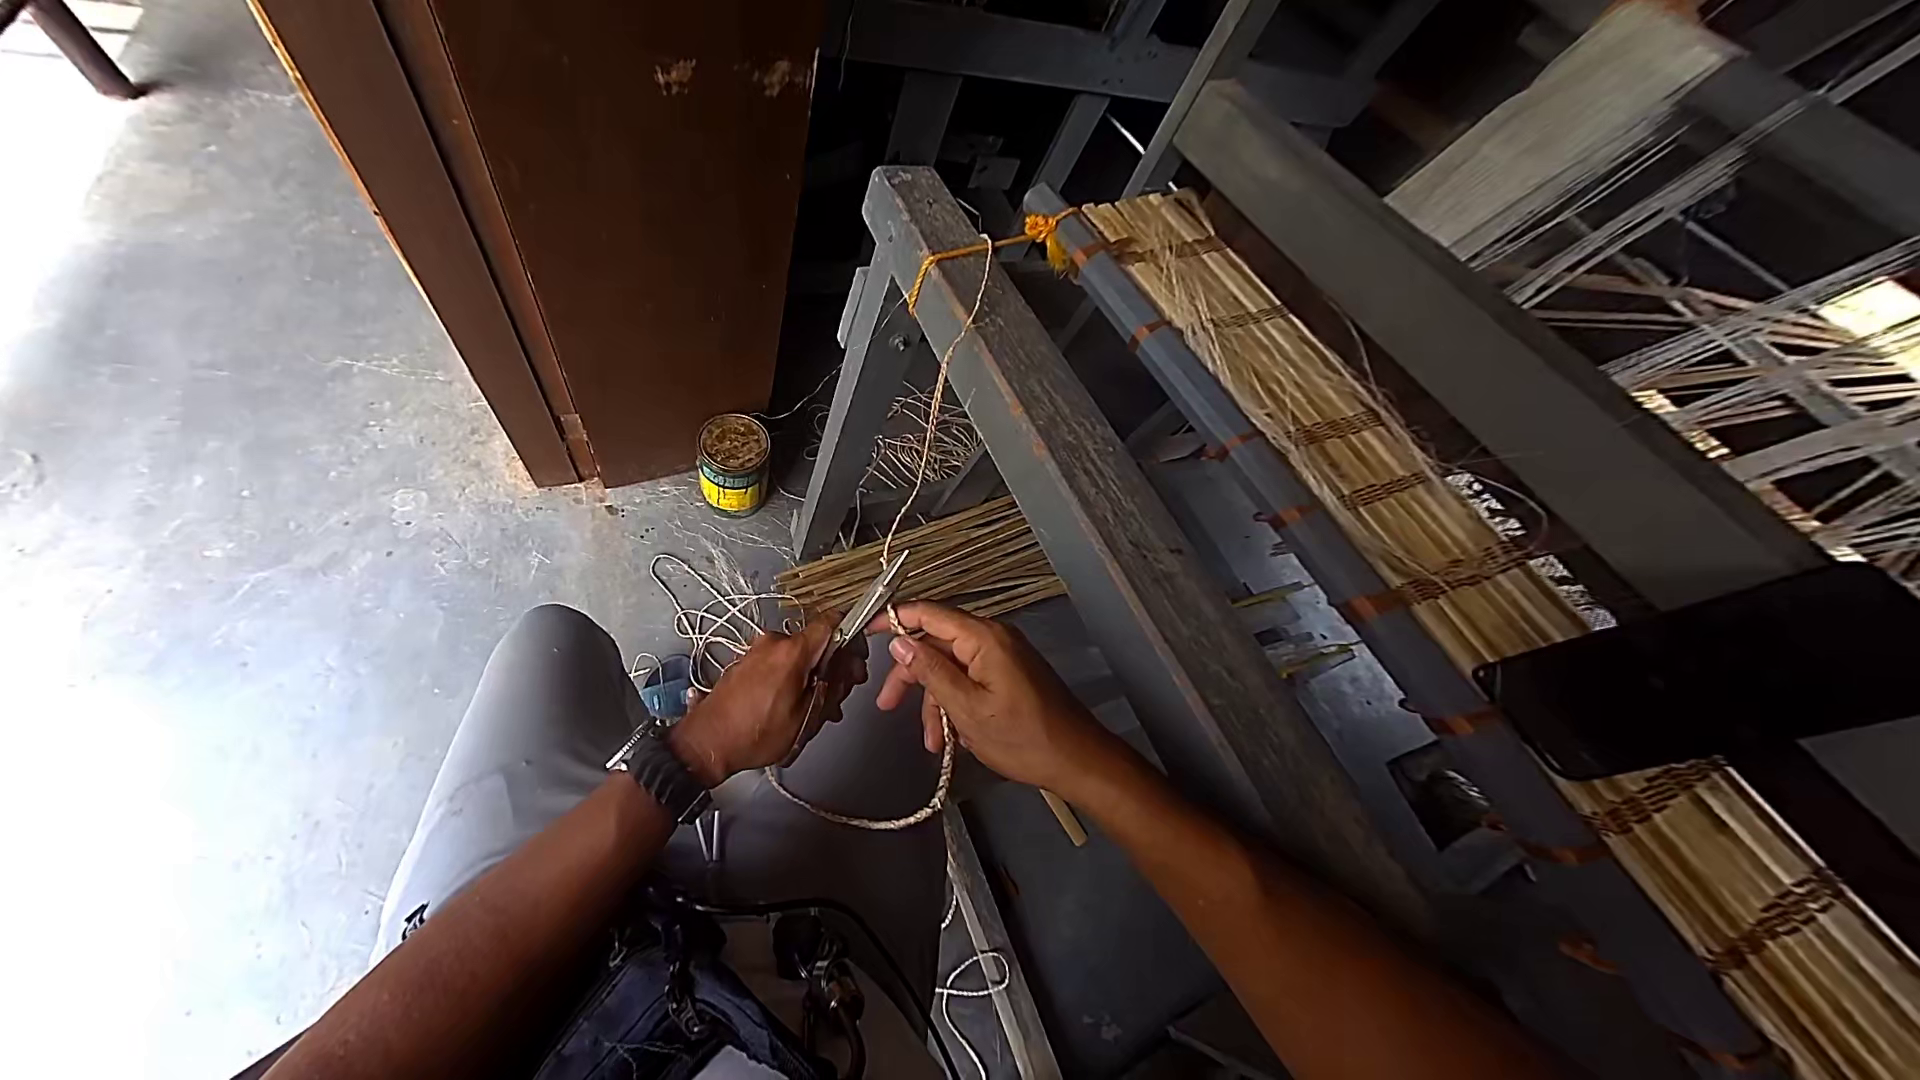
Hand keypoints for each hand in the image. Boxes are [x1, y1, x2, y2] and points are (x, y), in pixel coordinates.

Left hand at [668, 616, 867, 786]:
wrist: (705, 744)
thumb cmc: (752, 735)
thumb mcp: (807, 716)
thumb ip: (834, 686)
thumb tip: (848, 669)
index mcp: (791, 651)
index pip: (832, 622)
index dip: (851, 637)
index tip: (856, 658)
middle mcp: (774, 642)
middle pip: (818, 642)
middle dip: (834, 665)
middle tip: (840, 692)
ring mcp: (758, 650)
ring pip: (801, 654)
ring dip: (814, 674)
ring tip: (818, 707)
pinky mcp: (748, 661)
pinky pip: (782, 661)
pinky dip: (794, 676)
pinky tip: (797, 703)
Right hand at [867, 601, 1128, 799]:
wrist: (1077, 760)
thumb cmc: (1024, 738)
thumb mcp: (966, 709)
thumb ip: (930, 672)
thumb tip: (900, 642)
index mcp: (984, 637)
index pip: (929, 613)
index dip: (895, 618)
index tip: (867, 630)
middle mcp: (993, 638)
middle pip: (937, 644)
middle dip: (912, 677)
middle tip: (886, 706)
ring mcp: (1002, 656)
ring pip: (951, 668)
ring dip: (935, 702)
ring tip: (932, 741)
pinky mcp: (1008, 674)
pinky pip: (970, 679)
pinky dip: (956, 704)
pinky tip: (952, 737)